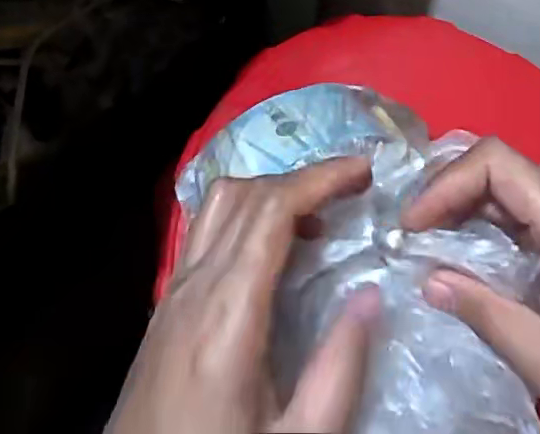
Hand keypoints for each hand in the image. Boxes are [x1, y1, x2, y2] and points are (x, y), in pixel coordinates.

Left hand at [107, 156, 382, 433]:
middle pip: (249, 194)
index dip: (320, 178)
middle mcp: (196, 281)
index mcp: (228, 308)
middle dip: (304, 178)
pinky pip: (206, 228)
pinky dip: (245, 212)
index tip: (363, 170)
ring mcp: (175, 286)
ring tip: (316, 217)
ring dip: (271, 191)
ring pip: (222, 202)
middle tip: (352, 187)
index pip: (273, 208)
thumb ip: (338, 369)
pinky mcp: (167, 300)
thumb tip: (372, 294)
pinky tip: (270, 247)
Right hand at [403, 139, 539, 433]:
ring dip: (467, 211)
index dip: (447, 183)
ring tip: (428, 246)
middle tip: (410, 232)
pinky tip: (473, 268)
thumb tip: (427, 278)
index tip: (412, 227)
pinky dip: (492, 234)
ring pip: (516, 196)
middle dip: (449, 191)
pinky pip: (533, 226)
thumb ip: (498, 323)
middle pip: (503, 172)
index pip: (499, 164)